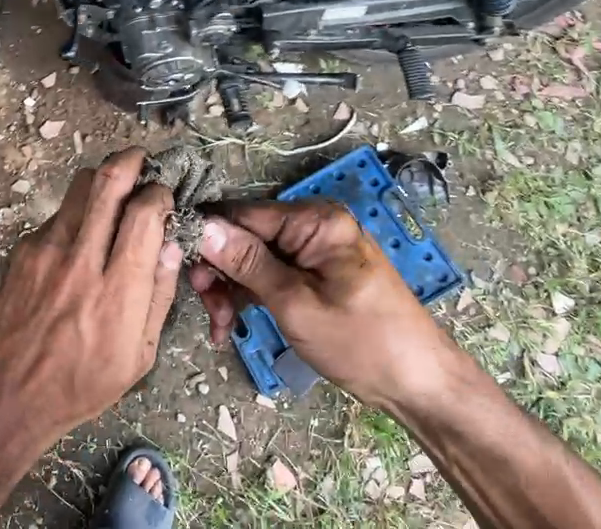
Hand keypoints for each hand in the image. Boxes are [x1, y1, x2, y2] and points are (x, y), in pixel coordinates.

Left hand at [0, 148, 183, 451]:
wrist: (10, 393)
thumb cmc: (83, 383)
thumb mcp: (139, 356)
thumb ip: (159, 295)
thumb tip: (171, 244)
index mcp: (117, 291)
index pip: (144, 214)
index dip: (159, 193)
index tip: (165, 196)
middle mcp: (80, 261)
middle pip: (107, 182)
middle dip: (130, 160)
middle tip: (142, 160)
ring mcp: (46, 250)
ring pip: (79, 187)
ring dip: (102, 179)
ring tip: (115, 191)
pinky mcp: (23, 250)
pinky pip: (58, 215)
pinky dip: (77, 214)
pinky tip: (81, 238)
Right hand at [188, 201, 453, 407]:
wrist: (420, 386)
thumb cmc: (363, 341)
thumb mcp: (296, 304)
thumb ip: (247, 262)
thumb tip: (202, 226)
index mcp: (315, 220)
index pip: (242, 213)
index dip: (208, 238)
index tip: (180, 267)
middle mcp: (312, 225)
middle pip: (244, 236)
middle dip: (220, 272)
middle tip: (208, 309)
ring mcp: (313, 250)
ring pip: (251, 259)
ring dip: (231, 291)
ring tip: (223, 328)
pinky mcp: (312, 274)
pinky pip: (269, 276)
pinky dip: (250, 298)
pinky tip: (234, 326)